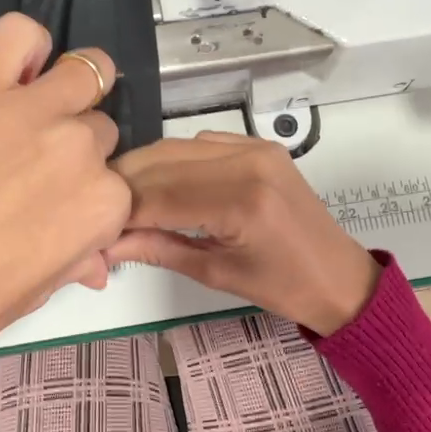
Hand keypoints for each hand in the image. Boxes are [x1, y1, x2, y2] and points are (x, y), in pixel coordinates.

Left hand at [0, 15, 131, 431]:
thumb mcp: (35, 292)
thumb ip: (74, 261)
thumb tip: (94, 263)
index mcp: (104, 205)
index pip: (118, 183)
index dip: (89, 192)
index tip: (62, 203)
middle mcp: (82, 149)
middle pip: (100, 128)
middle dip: (74, 146)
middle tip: (31, 168)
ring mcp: (35, 110)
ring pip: (83, 73)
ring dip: (67, 89)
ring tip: (32, 111)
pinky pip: (20, 35)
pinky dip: (22, 48)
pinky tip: (8, 73)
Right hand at [106, 132, 380, 336]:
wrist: (339, 276)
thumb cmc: (283, 287)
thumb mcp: (216, 274)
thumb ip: (159, 250)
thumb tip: (106, 245)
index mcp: (240, 200)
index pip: (158, 194)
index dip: (119, 211)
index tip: (91, 228)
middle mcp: (246, 161)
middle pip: (162, 161)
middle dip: (124, 185)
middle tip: (96, 211)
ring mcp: (255, 147)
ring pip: (177, 147)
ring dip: (145, 170)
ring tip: (122, 201)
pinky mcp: (259, 145)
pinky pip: (201, 144)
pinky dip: (174, 161)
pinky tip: (160, 185)